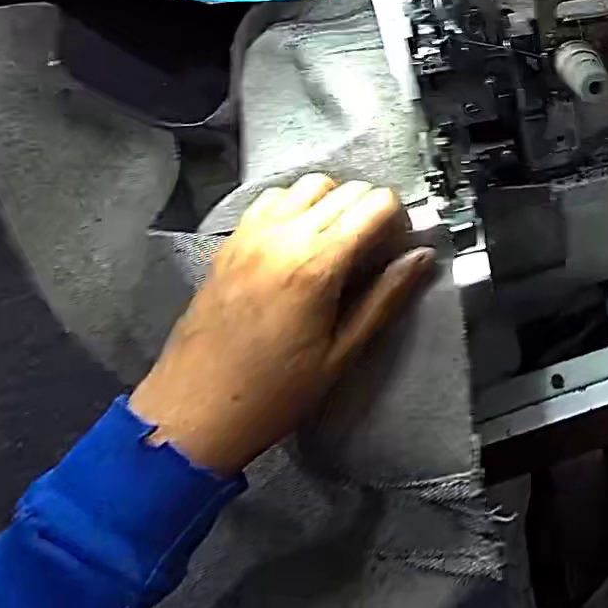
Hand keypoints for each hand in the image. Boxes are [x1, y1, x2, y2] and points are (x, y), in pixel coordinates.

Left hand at [128, 174, 434, 473]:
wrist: (185, 422)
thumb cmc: (270, 394)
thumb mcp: (343, 352)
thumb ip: (387, 296)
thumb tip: (422, 257)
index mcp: (316, 265)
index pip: (377, 203)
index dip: (400, 220)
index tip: (398, 248)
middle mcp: (282, 240)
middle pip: (350, 189)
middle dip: (374, 210)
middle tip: (377, 247)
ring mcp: (251, 239)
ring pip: (311, 185)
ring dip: (336, 201)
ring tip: (341, 237)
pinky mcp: (229, 246)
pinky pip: (272, 199)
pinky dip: (297, 204)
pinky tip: (303, 237)